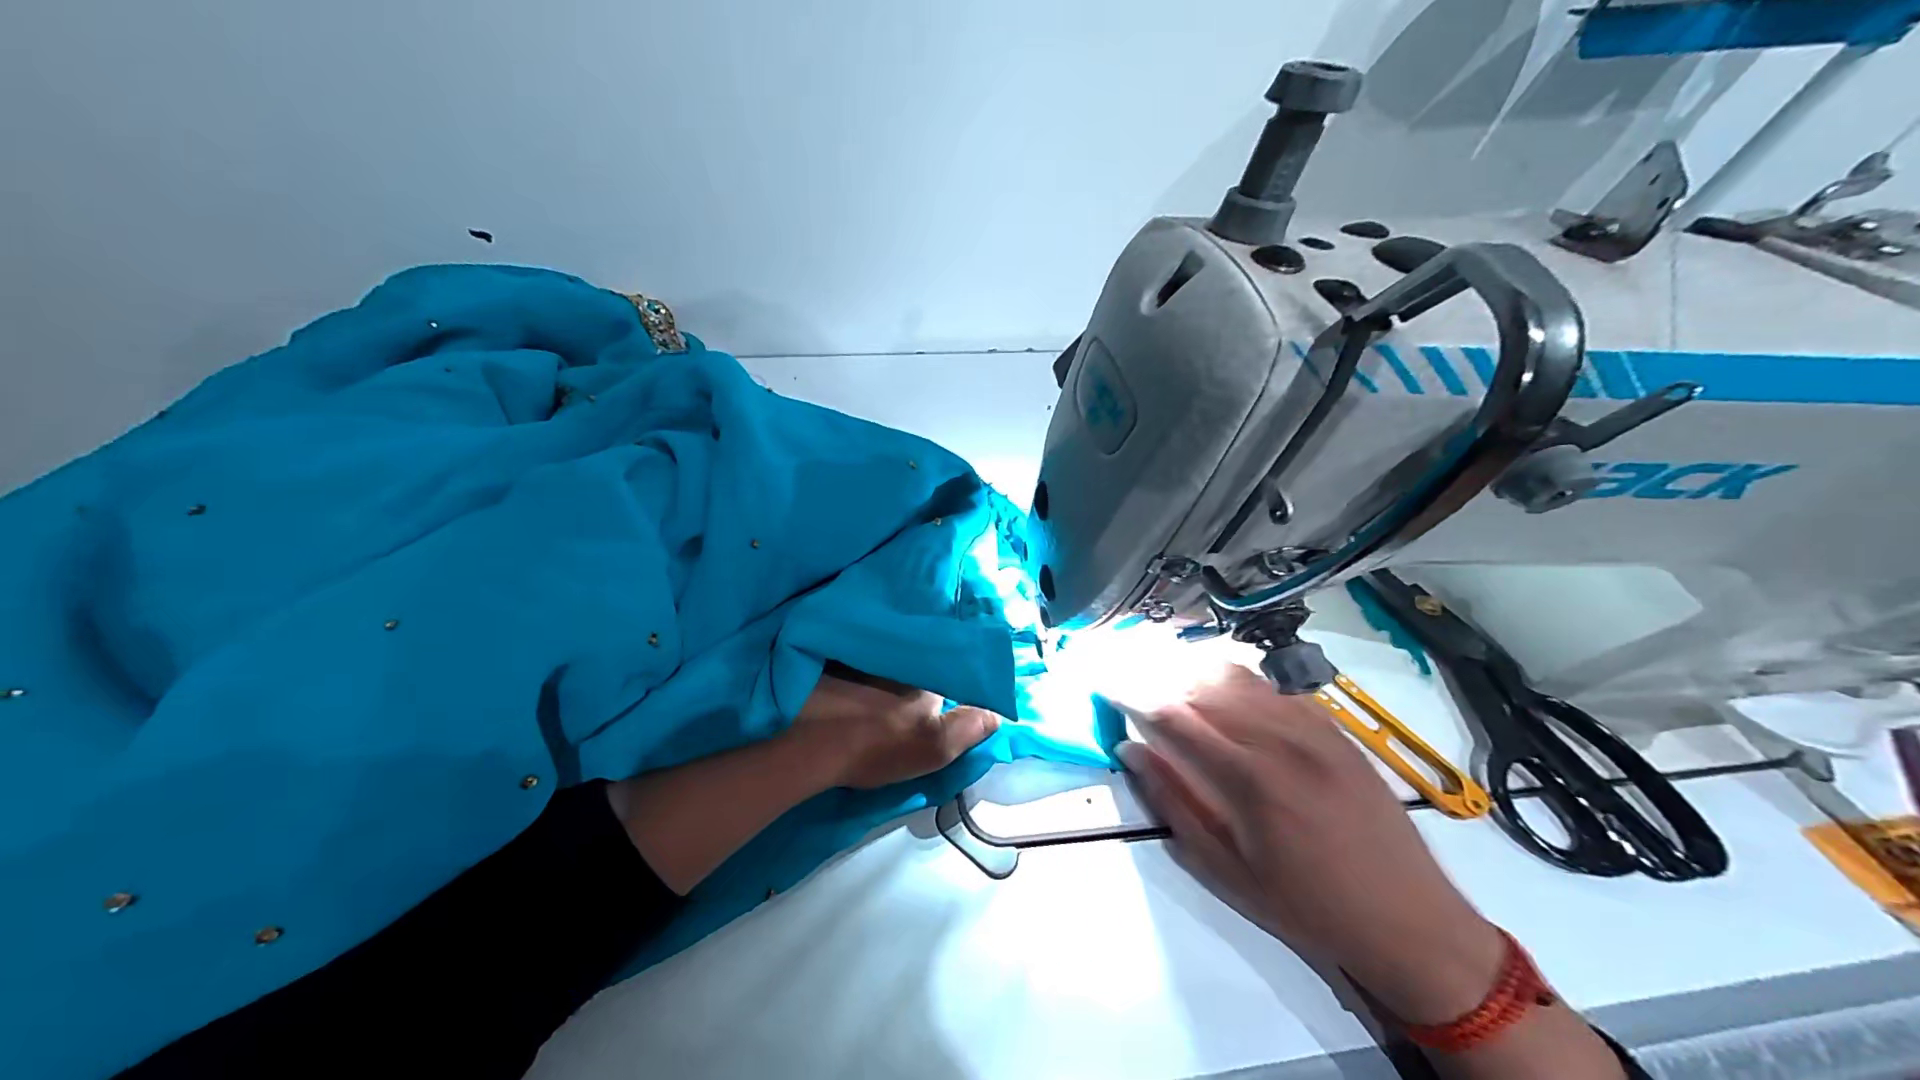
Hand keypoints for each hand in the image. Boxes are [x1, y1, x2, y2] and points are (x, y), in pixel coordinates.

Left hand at [790, 667, 1000, 789]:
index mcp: (925, 671)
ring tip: (891, 661)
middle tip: (918, 671)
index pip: (948, 664)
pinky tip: (856, 670)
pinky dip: (862, 657)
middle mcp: (896, 655)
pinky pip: (856, 652)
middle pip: (917, 655)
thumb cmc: (877, 745)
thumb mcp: (934, 747)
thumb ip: (970, 727)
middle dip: (923, 659)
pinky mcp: (831, 662)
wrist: (810, 745)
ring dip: (891, 656)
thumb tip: (997, 711)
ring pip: (886, 652)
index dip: (953, 670)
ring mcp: (861, 656)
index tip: (954, 679)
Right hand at [1115, 665, 1504, 1025]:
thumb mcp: (1226, 870)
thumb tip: (1131, 752)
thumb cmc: (1306, 905)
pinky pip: (1275, 687)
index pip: (1172, 716)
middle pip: (1202, 683)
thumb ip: (1174, 803)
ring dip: (1195, 672)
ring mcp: (1311, 728)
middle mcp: (1277, 739)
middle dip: (1158, 676)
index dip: (1132, 695)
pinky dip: (1240, 681)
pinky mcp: (1334, 729)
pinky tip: (1227, 693)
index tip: (1107, 687)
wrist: (1408, 918)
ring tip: (1172, 682)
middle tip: (1133, 681)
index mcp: (1246, 778)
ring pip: (1239, 676)